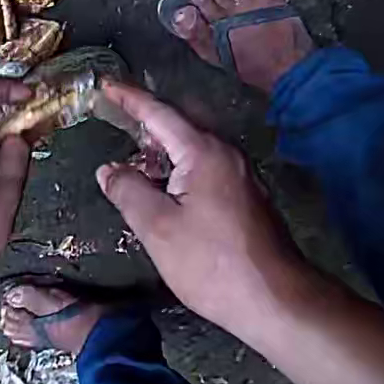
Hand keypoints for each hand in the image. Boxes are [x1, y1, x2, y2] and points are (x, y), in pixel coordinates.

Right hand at [94, 81, 311, 328]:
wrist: (276, 298)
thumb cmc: (211, 262)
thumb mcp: (158, 227)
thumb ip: (128, 191)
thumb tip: (108, 169)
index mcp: (203, 151)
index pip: (160, 113)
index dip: (130, 99)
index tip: (108, 85)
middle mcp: (226, 152)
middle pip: (180, 127)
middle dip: (147, 124)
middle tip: (116, 122)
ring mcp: (241, 173)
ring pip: (194, 149)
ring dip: (163, 151)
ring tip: (134, 160)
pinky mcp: (246, 195)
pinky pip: (206, 167)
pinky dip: (180, 168)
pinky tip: (166, 188)